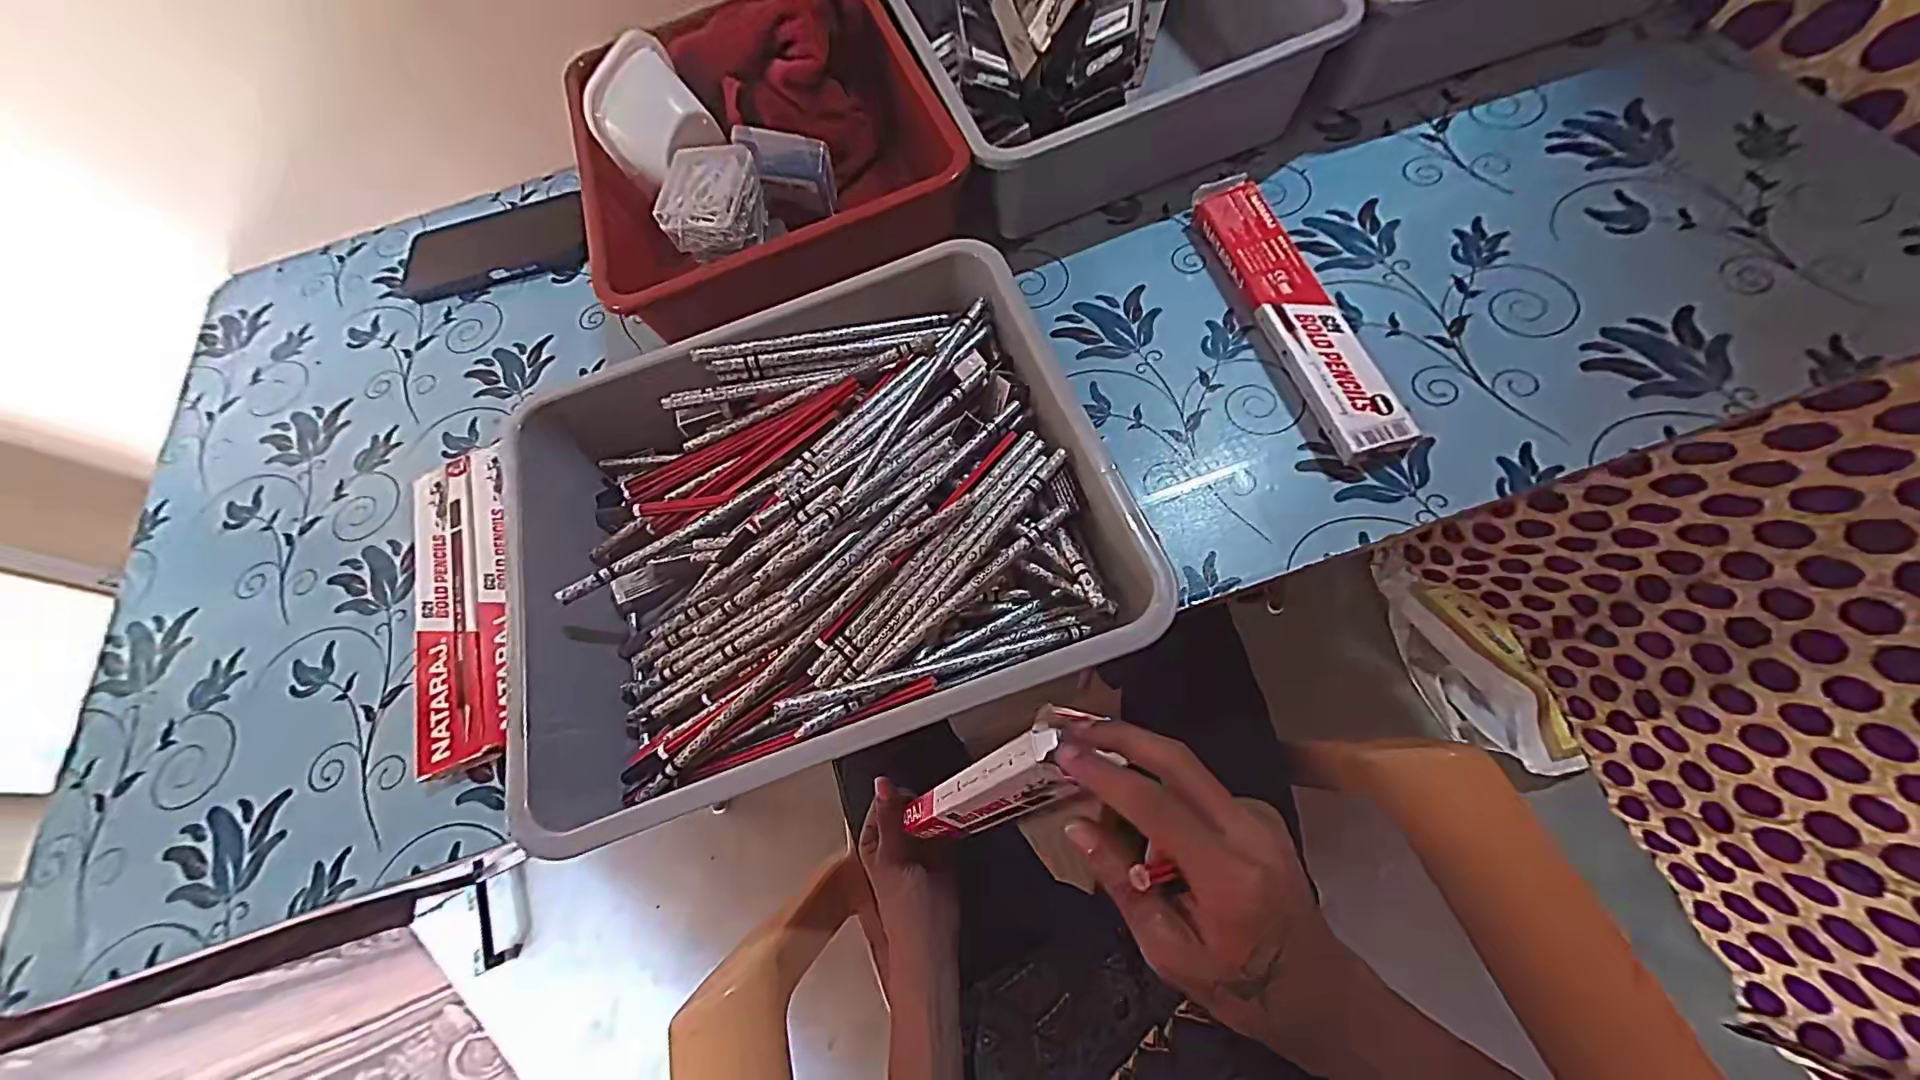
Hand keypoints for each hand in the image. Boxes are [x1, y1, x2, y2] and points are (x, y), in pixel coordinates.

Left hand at [857, 777, 959, 969]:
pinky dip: (953, 823)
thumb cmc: (905, 913)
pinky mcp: (943, 854)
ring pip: (930, 816)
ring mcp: (920, 848)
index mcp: (874, 841)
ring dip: (940, 811)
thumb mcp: (893, 858)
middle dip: (923, 802)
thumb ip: (891, 818)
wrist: (934, 947)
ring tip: (948, 814)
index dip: (900, 794)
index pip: (885, 802)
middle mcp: (896, 842)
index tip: (916, 795)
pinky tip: (958, 824)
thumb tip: (882, 783)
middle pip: (910, 807)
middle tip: (936, 804)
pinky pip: (948, 828)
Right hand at [1055, 720, 1330, 1043]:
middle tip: (1077, 729)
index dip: (1106, 775)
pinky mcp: (1259, 813)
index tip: (1068, 757)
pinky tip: (1146, 820)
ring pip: (1185, 770)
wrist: (1318, 990)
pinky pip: (1198, 788)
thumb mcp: (1168, 952)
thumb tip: (1078, 829)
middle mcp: (1251, 834)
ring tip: (1095, 768)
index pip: (1157, 806)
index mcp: (1229, 877)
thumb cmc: (1242, 986)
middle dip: (1121, 735)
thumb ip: (1121, 883)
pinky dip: (1163, 791)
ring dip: (1137, 758)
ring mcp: (1259, 818)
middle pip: (1177, 760)